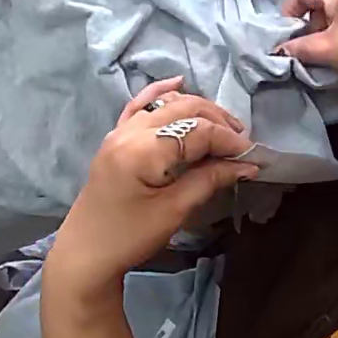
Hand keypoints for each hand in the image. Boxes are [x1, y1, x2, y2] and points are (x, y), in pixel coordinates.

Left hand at [44, 78, 258, 300]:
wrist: (85, 255)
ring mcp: (119, 133)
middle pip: (183, 109)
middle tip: (242, 143)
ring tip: (223, 129)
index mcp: (142, 149)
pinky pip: (140, 106)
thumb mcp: (173, 211)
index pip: (196, 131)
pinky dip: (161, 93)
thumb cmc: (129, 237)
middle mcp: (129, 132)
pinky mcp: (115, 140)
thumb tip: (246, 165)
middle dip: (217, 121)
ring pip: (165, 104)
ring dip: (197, 111)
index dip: (228, 141)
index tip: (252, 156)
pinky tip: (178, 82)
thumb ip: (209, 180)